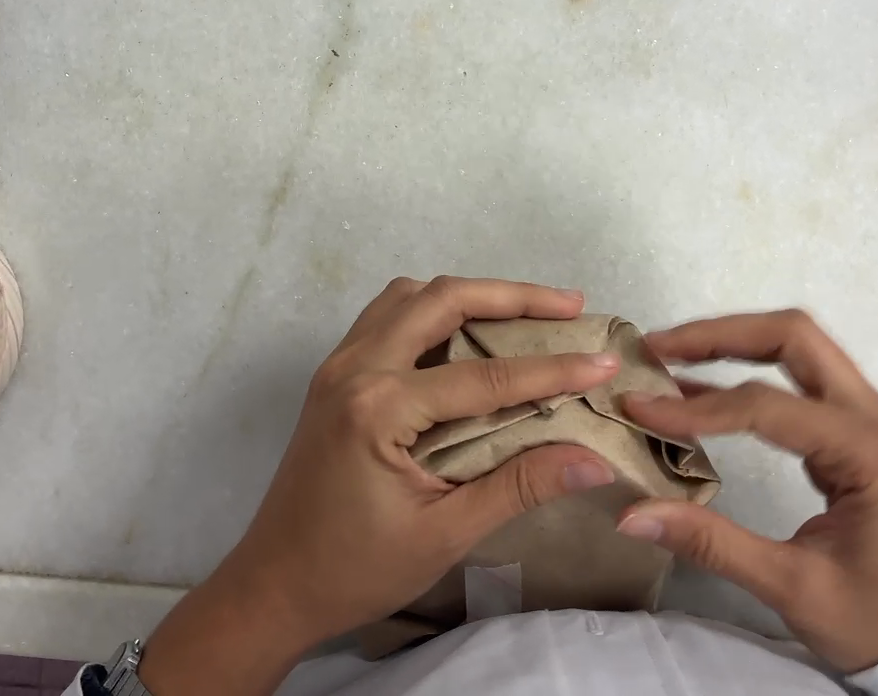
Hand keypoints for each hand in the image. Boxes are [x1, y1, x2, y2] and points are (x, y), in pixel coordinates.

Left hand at [138, 276, 619, 695]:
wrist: (274, 582)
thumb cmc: (356, 568)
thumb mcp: (444, 534)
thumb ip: (518, 487)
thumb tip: (593, 460)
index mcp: (379, 407)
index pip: (482, 376)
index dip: (550, 368)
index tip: (602, 358)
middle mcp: (355, 367)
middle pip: (441, 299)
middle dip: (510, 296)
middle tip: (570, 305)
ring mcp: (339, 363)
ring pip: (409, 297)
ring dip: (467, 295)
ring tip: (522, 313)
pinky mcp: (334, 373)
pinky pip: (386, 316)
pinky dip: (431, 310)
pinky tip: (462, 335)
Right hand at [614, 310, 877, 672]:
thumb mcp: (793, 589)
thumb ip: (711, 543)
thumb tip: (630, 516)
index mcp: (869, 453)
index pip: (766, 405)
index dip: (696, 406)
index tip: (639, 409)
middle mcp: (875, 417)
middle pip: (792, 337)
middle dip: (717, 335)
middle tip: (656, 349)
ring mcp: (869, 417)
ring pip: (796, 344)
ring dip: (731, 340)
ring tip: (670, 354)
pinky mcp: (855, 427)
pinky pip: (797, 375)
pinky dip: (745, 366)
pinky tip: (698, 386)